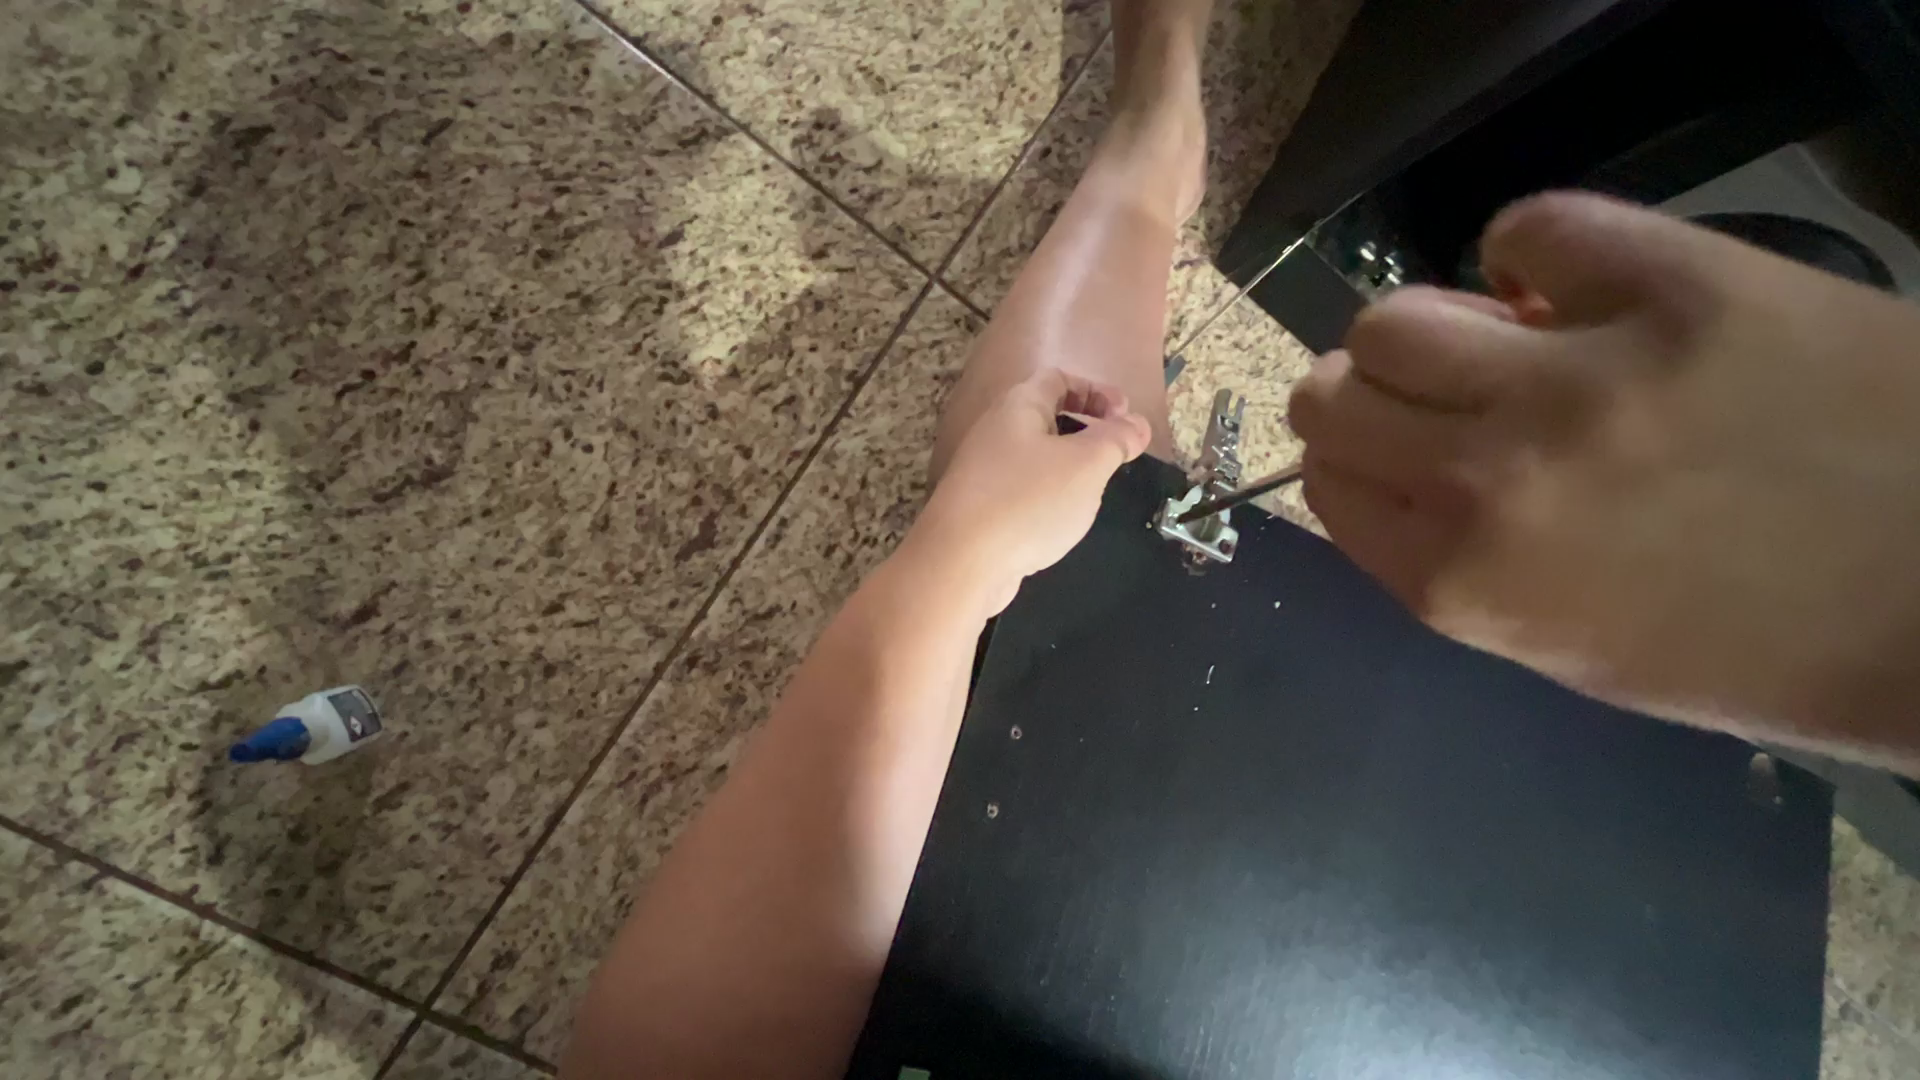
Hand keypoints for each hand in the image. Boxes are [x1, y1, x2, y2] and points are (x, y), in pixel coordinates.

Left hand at [908, 368, 1152, 614]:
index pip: (1059, 379)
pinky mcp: (980, 508)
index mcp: (1018, 406)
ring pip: (1035, 457)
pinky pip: (1022, 490)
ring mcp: (983, 472)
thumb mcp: (1087, 464)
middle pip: (1045, 417)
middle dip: (1085, 431)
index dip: (1096, 391)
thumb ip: (1116, 440)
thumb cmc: (1029, 501)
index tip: (1126, 418)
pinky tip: (1060, 522)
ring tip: (1093, 491)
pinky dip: (1047, 497)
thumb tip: (1138, 424)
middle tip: (1114, 455)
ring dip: (1068, 468)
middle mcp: (995, 431)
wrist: (961, 562)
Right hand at [1288, 192, 1919, 763]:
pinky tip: (1561, 290)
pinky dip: (1528, 254)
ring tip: (1484, 343)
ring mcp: (1576, 381)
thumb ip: (1438, 560)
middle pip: (1328, 395)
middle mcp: (1484, 482)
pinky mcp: (1680, 288)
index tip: (1381, 453)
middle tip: (1414, 397)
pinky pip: (1532, 229)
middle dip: (1354, 394)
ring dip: (1421, 331)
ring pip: (1392, 318)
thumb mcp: (1552, 645)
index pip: (1323, 481)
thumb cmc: (1750, 647)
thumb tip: (1381, 470)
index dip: (1343, 460)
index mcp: (1455, 579)